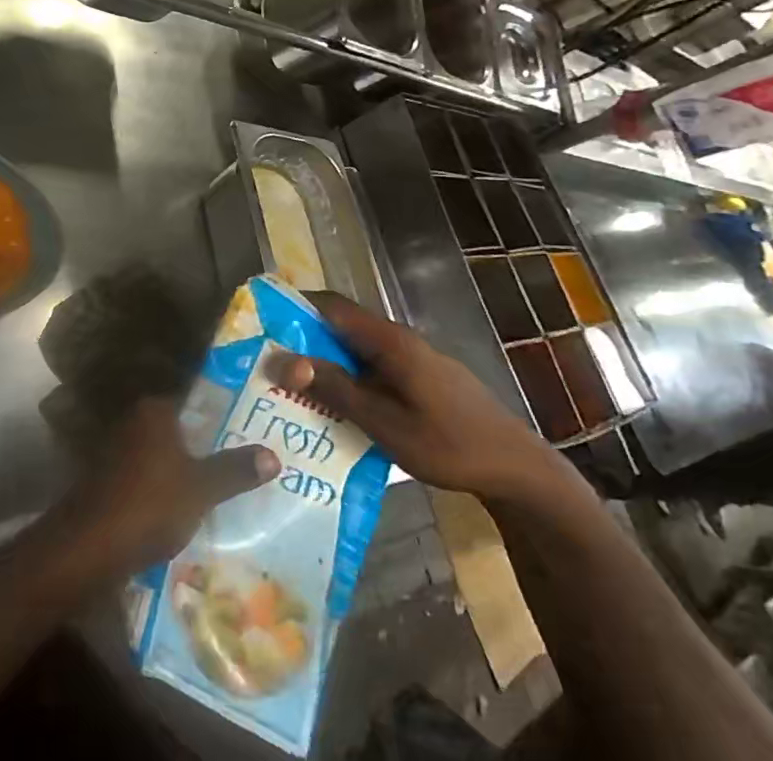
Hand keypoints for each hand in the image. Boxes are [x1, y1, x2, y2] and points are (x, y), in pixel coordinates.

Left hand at [59, 396, 279, 577]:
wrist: (86, 549)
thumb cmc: (149, 505)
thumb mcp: (202, 488)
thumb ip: (236, 469)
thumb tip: (273, 455)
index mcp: (154, 412)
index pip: (196, 402)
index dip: (224, 416)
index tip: (252, 430)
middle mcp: (132, 424)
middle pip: (180, 431)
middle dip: (207, 446)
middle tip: (245, 461)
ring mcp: (115, 454)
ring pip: (163, 458)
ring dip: (185, 472)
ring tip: (224, 488)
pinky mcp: (107, 484)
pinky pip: (148, 480)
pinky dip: (165, 491)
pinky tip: (187, 510)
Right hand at [274, 293, 566, 501]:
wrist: (514, 467)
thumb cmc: (449, 445)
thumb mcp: (384, 422)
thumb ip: (335, 389)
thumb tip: (284, 361)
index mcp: (390, 341)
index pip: (331, 306)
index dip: (293, 307)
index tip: (258, 324)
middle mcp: (398, 340)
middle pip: (339, 328)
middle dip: (301, 341)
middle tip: (264, 365)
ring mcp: (410, 359)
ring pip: (353, 351)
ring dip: (322, 364)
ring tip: (287, 389)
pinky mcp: (417, 378)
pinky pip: (370, 368)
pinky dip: (344, 379)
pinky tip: (329, 408)